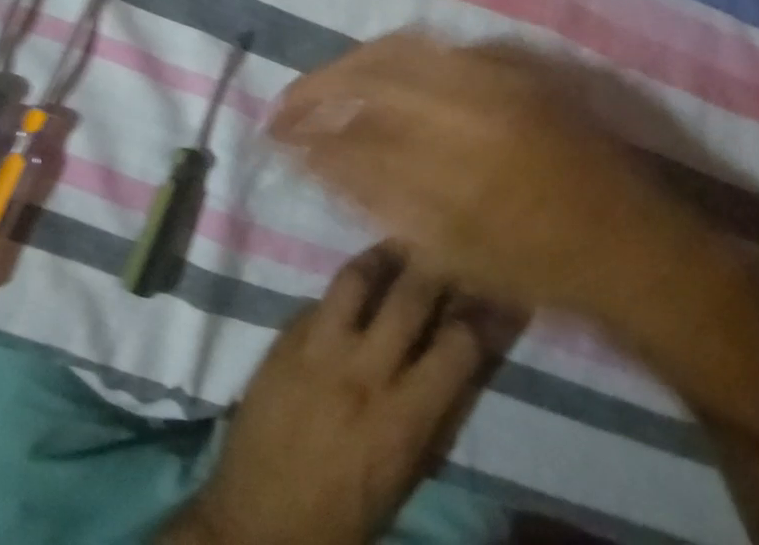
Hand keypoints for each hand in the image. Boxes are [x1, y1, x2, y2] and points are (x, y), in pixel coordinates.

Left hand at [164, 249, 489, 544]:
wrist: (257, 521)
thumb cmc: (344, 510)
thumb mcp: (407, 473)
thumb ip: (439, 413)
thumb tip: (467, 358)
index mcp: (403, 416)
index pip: (460, 343)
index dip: (489, 312)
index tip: (501, 286)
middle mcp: (362, 371)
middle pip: (411, 296)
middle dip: (440, 263)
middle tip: (451, 242)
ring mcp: (315, 350)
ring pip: (356, 278)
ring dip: (385, 257)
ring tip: (400, 244)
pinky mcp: (281, 343)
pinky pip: (318, 299)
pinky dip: (343, 289)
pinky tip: (354, 285)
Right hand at [268, 31, 729, 323]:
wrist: (635, 249)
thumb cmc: (537, 261)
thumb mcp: (447, 242)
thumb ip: (376, 187)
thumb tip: (314, 152)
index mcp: (457, 125)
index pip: (361, 98)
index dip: (310, 108)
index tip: (274, 125)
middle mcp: (479, 81)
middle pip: (383, 55)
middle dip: (329, 77)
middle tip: (293, 106)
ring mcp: (506, 71)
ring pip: (416, 46)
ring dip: (364, 65)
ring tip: (333, 95)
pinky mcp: (526, 72)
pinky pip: (448, 52)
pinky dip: (406, 63)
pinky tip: (392, 90)